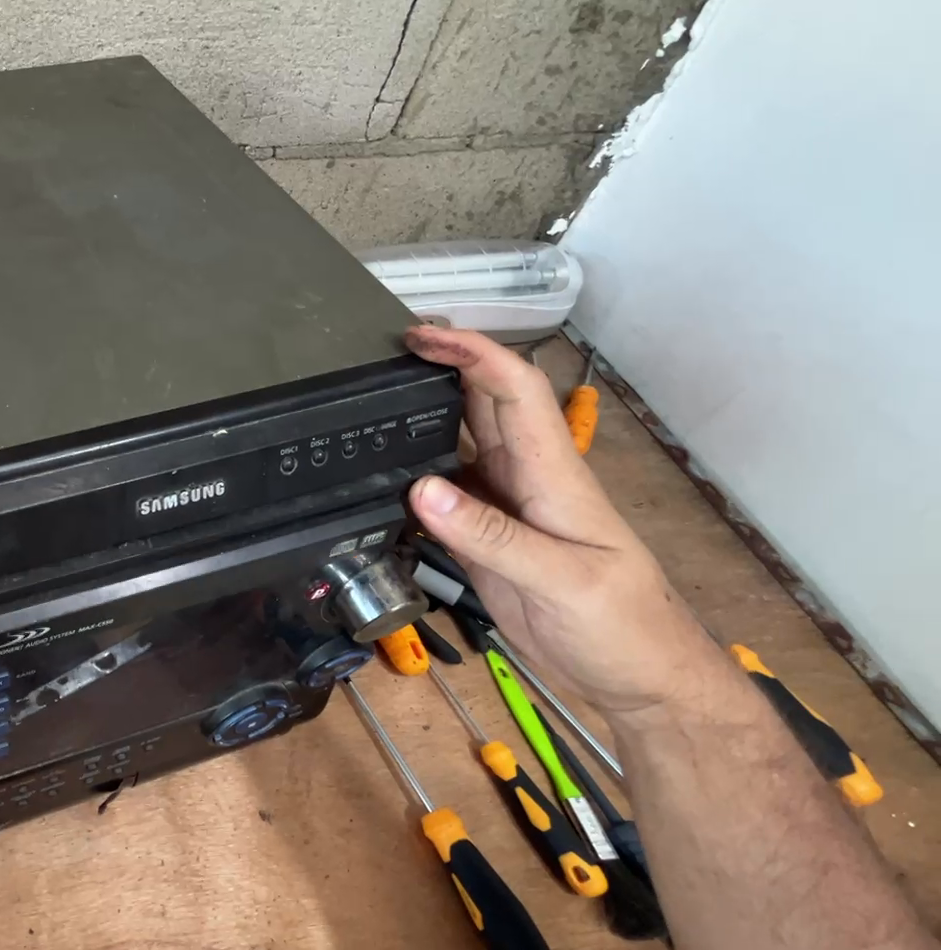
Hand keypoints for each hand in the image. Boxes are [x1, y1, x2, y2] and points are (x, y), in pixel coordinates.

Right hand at [403, 326, 727, 717]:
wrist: (639, 678)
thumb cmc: (621, 625)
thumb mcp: (563, 580)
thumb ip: (489, 535)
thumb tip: (418, 487)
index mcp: (550, 474)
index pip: (513, 391)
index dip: (471, 353)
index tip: (422, 336)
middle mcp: (523, 478)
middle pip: (483, 402)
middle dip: (444, 364)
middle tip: (387, 349)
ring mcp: (503, 506)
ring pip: (461, 440)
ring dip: (424, 410)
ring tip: (374, 395)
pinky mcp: (484, 536)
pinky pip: (443, 490)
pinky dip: (412, 469)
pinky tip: (382, 468)